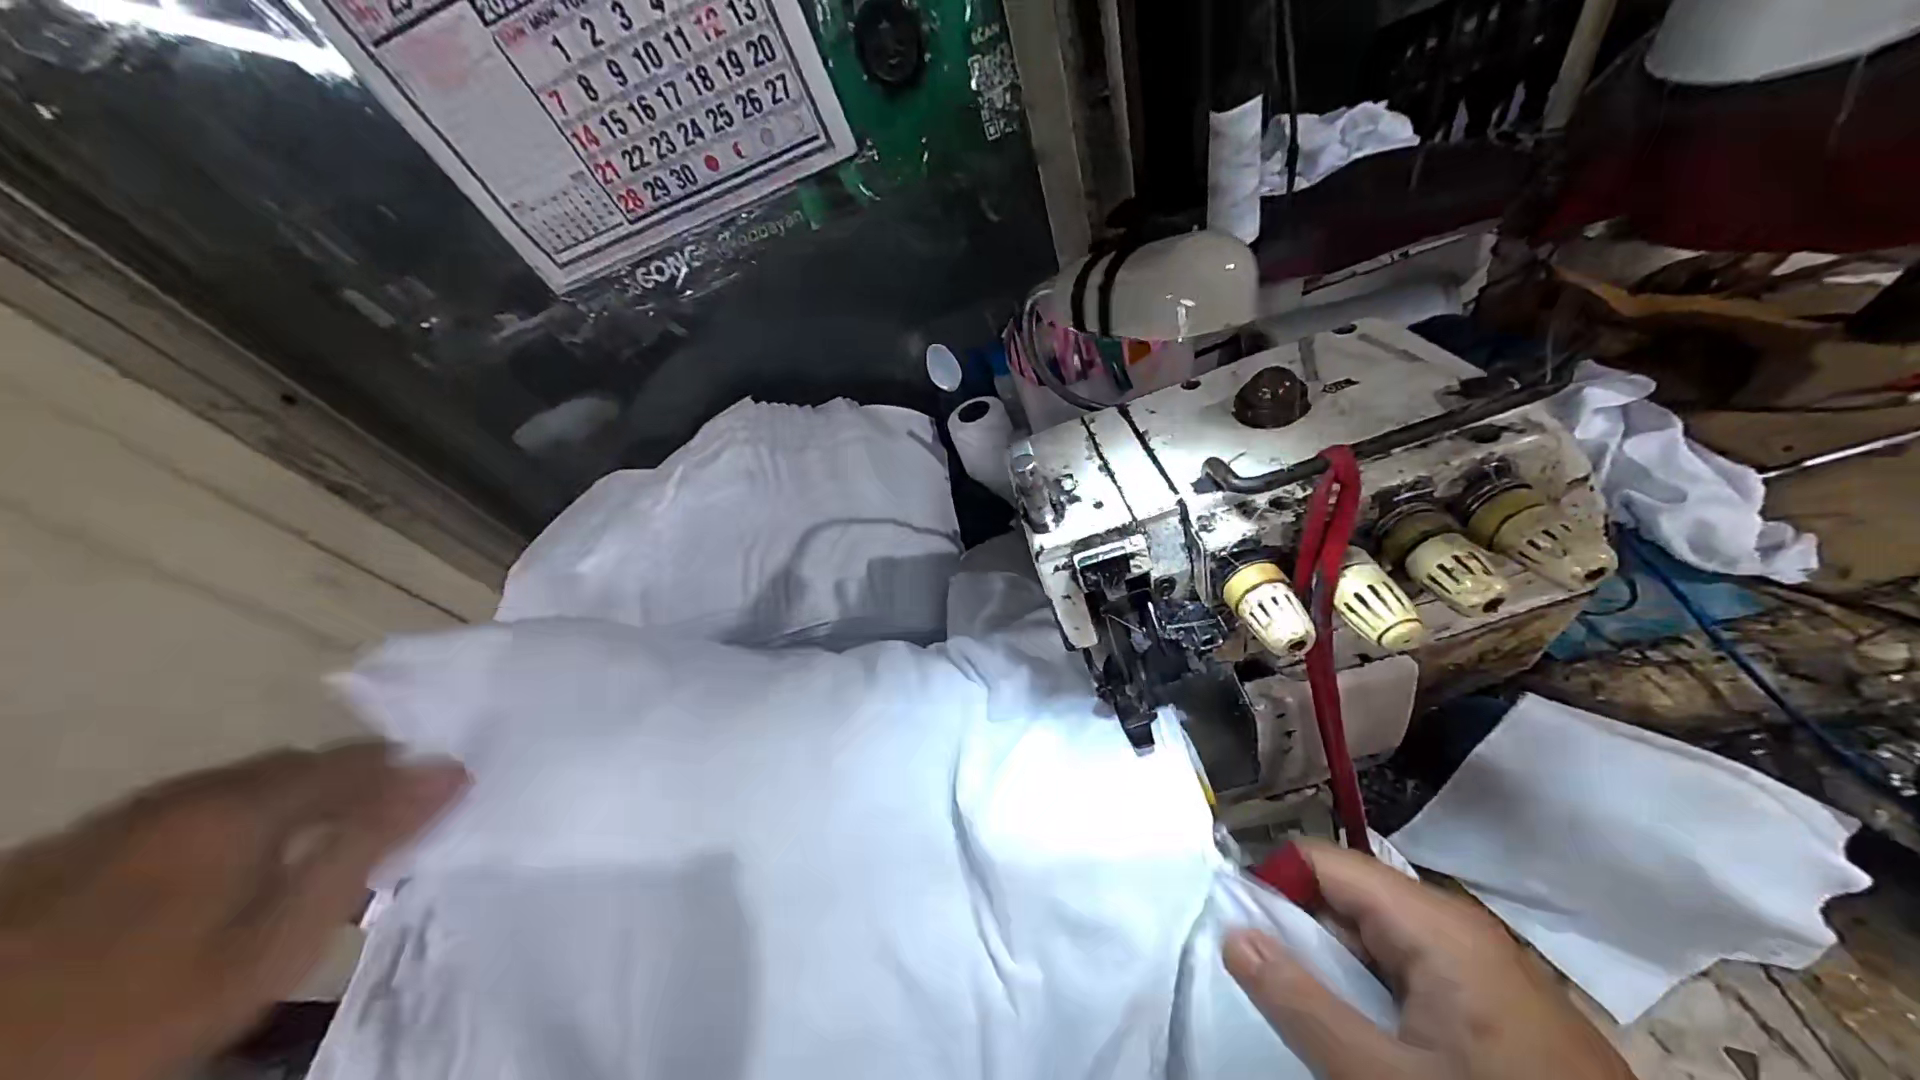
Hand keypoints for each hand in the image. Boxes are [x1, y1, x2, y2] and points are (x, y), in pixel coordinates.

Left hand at [0, 743, 466, 1079]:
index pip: (360, 760)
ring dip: (301, 800)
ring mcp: (130, 815)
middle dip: (357, 783)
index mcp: (246, 805)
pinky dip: (245, 820)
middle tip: (393, 825)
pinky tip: (240, 865)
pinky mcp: (80, 847)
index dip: (413, 771)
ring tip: (325, 844)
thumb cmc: (143, 1005)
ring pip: (248, 785)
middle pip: (304, 765)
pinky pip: (199, 808)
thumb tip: (448, 776)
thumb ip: (364, 848)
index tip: (454, 792)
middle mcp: (192, 792)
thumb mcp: (276, 942)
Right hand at [1223, 839, 1630, 1079]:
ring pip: (1378, 936)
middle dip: (1301, 930)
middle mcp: (1457, 925)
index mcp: (1433, 923)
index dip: (1271, 883)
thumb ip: (1300, 1002)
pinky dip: (1375, 988)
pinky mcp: (1498, 1001)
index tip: (1238, 927)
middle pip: (1348, 896)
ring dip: (1335, 964)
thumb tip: (1232, 935)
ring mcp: (1483, 963)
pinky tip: (1372, 1035)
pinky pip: (1412, 969)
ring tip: (1314, 1010)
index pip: (1321, 861)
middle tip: (1271, 982)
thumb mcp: (1382, 1078)